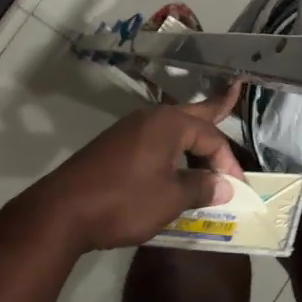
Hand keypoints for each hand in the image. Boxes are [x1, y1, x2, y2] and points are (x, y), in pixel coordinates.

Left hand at [10, 83, 246, 252]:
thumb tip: (223, 184)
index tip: (238, 188)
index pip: (211, 137)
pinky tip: (173, 163)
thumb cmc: (125, 200)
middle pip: (192, 115)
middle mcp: (151, 117)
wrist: (63, 210)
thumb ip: (200, 188)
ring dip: (192, 138)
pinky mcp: (115, 145)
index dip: (228, 162)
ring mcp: (130, 129)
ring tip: (207, 142)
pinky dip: (171, 149)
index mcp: (169, 123)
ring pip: (172, 129)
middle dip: (215, 109)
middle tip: (236, 91)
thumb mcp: (170, 199)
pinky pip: (154, 140)